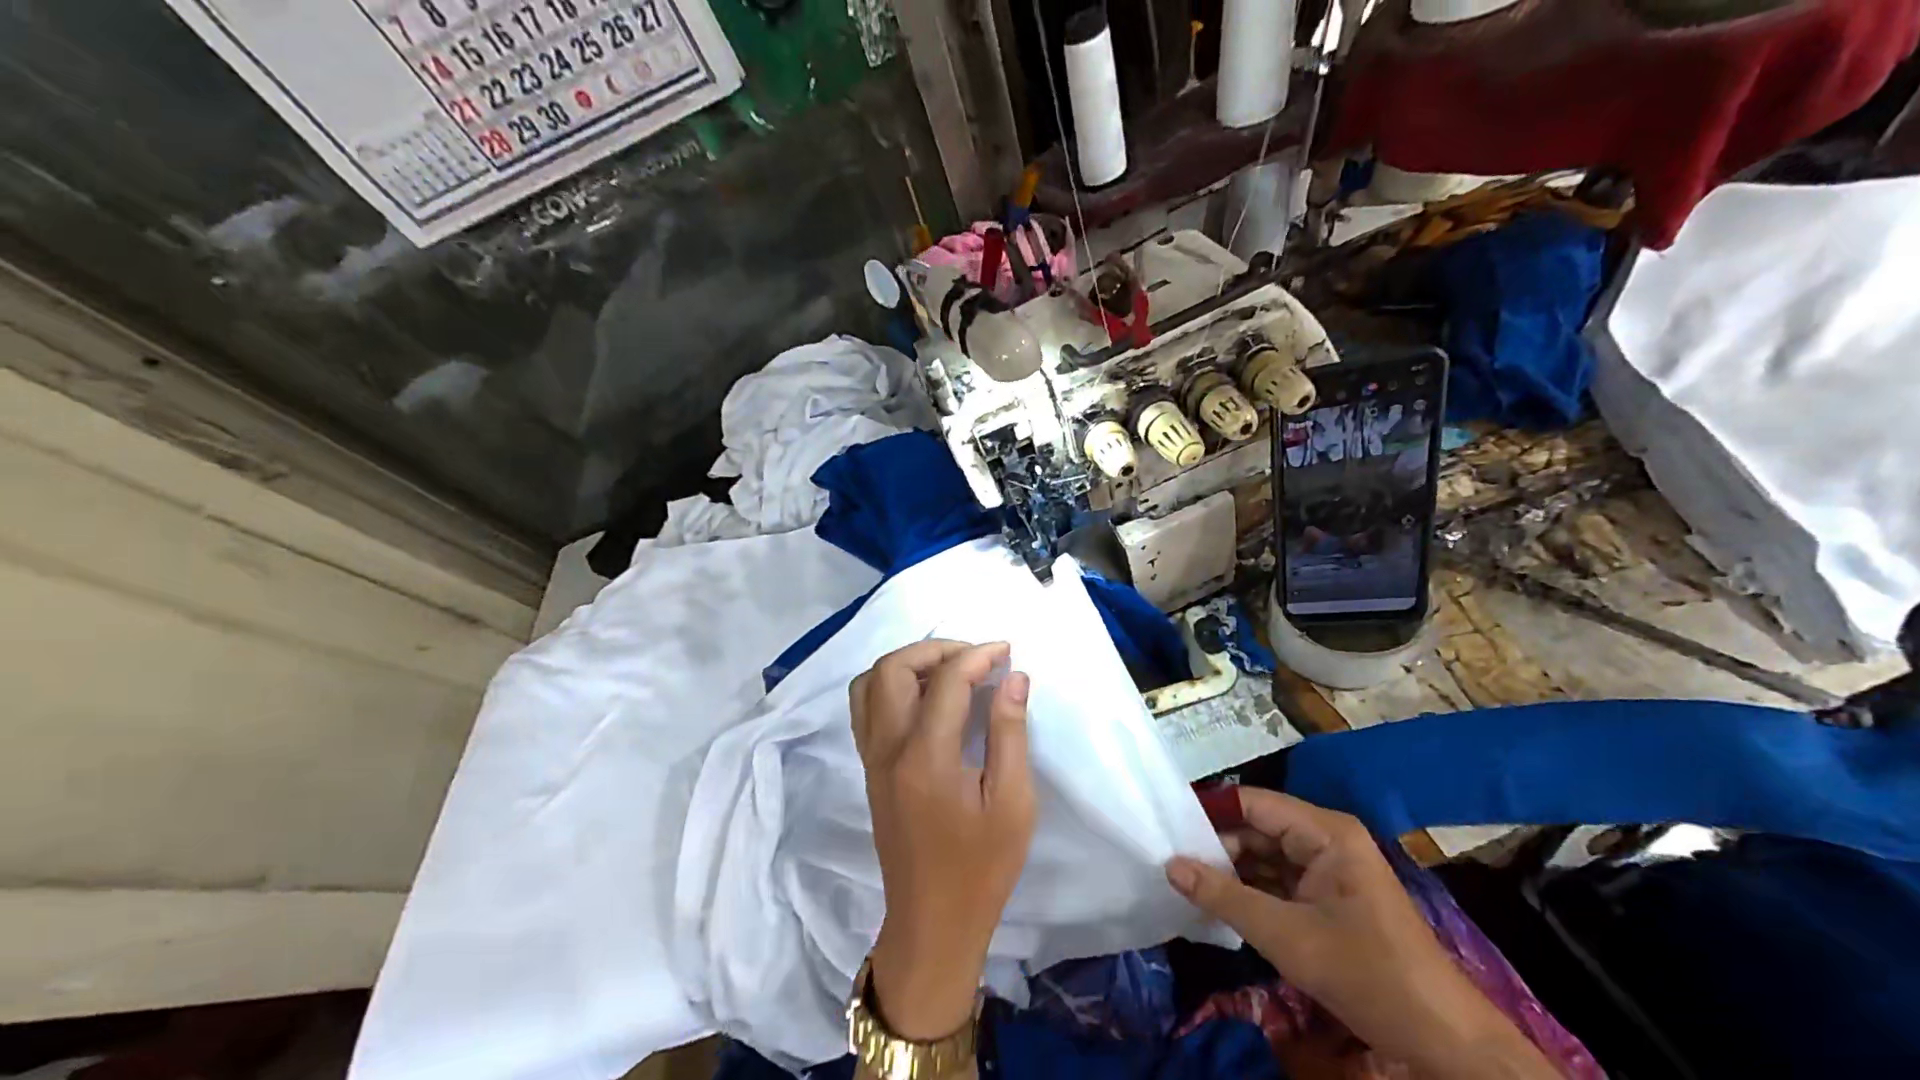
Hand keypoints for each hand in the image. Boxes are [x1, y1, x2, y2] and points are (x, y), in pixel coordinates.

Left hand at [851, 640, 1036, 1040]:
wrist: (933, 921)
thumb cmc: (982, 868)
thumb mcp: (1012, 804)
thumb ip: (1010, 733)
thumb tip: (1013, 677)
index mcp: (926, 757)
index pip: (945, 682)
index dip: (977, 656)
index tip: (1006, 651)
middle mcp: (888, 749)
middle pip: (893, 669)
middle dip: (935, 649)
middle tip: (976, 658)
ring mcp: (872, 758)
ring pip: (870, 683)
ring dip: (907, 663)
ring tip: (949, 671)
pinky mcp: (869, 769)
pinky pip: (866, 708)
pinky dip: (890, 686)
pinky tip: (925, 698)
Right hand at [1166, 789, 1557, 1079]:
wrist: (1440, 1037)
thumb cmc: (1365, 972)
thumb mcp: (1284, 935)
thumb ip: (1223, 896)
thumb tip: (1170, 865)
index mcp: (1325, 832)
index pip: (1253, 803)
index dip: (1210, 812)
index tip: (1168, 829)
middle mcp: (1326, 839)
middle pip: (1258, 828)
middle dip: (1218, 847)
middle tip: (1173, 865)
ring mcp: (1330, 869)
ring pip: (1266, 856)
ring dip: (1232, 872)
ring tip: (1187, 884)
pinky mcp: (1330, 896)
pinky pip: (1280, 881)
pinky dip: (1252, 892)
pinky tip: (1219, 905)